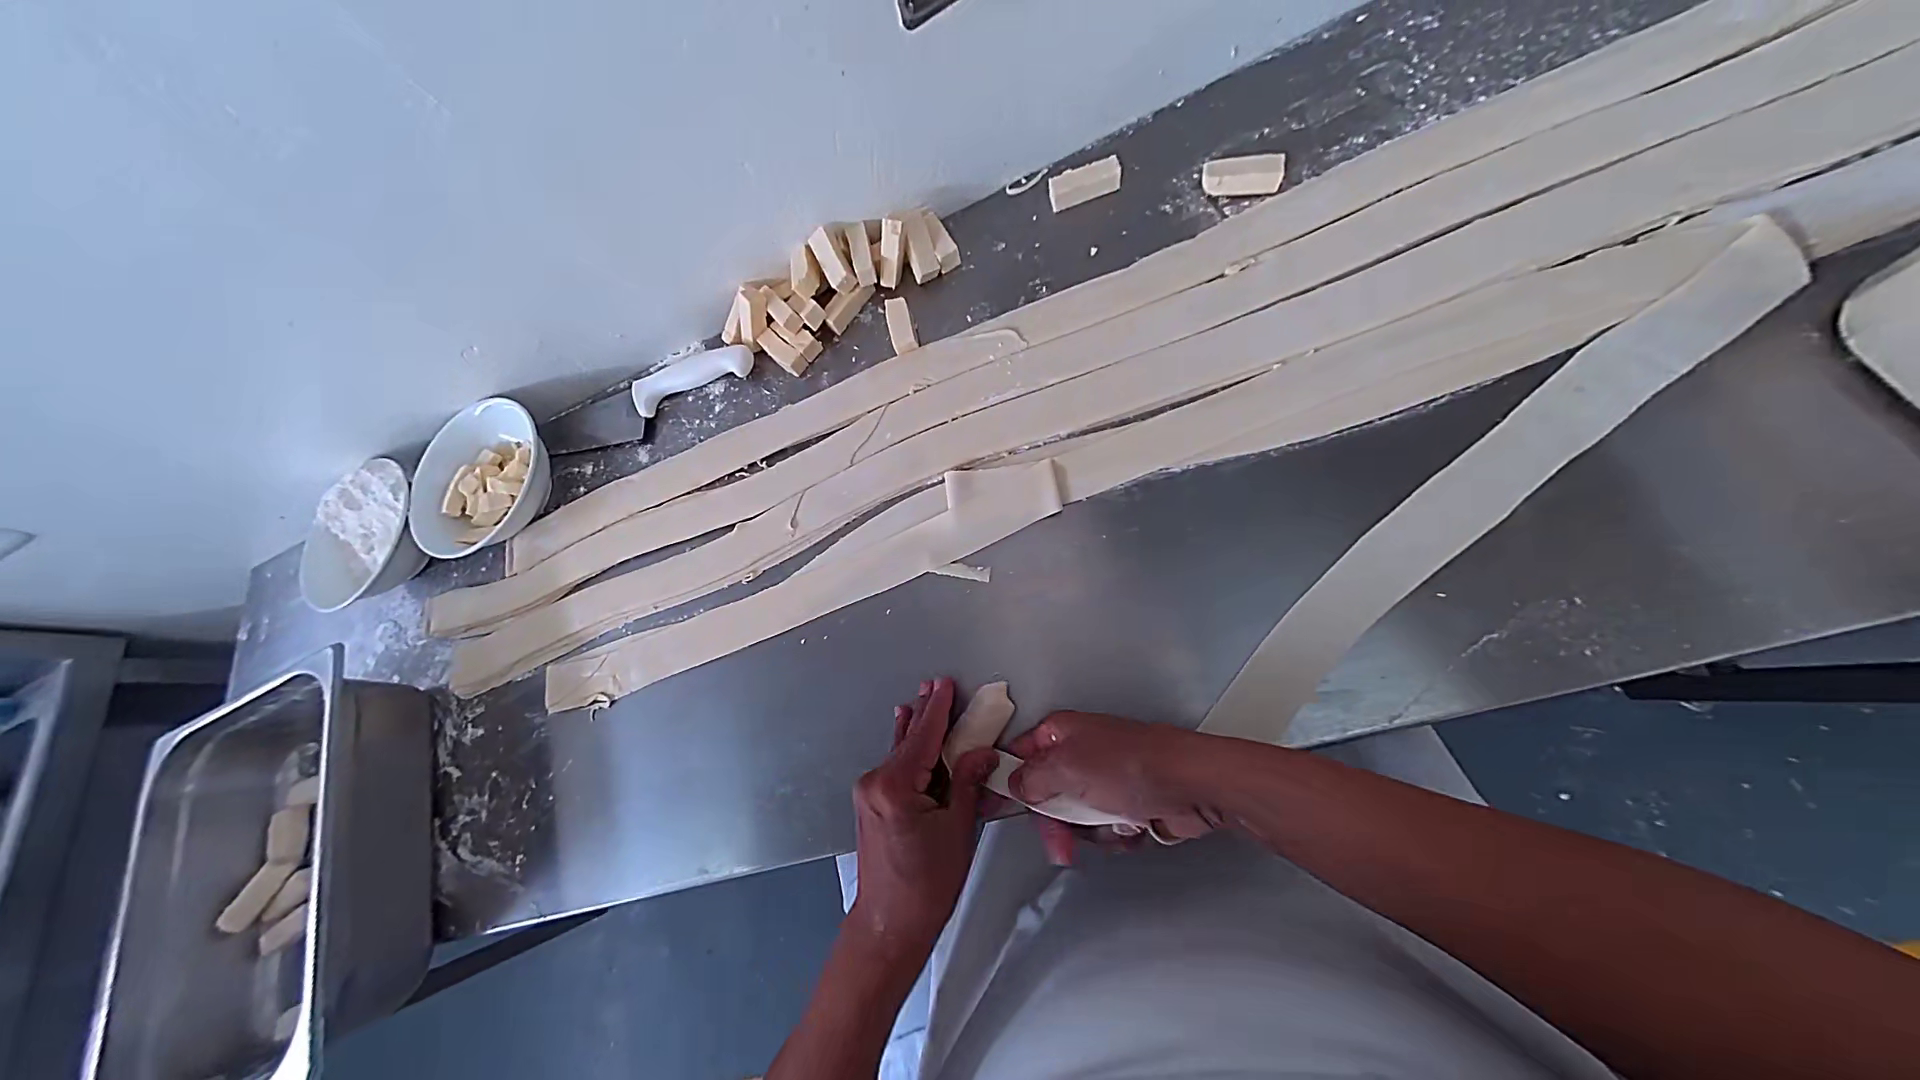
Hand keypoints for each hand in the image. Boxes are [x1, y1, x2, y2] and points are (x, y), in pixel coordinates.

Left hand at [848, 677, 998, 958]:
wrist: (889, 924)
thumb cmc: (926, 885)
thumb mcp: (957, 830)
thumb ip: (967, 783)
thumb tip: (983, 752)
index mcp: (895, 786)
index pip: (923, 736)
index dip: (939, 708)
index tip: (946, 684)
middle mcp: (875, 782)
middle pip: (908, 738)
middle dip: (926, 712)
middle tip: (938, 684)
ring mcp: (868, 792)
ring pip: (900, 751)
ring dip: (916, 729)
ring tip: (925, 700)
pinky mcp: (870, 802)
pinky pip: (894, 766)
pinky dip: (908, 750)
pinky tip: (907, 734)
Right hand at [1008, 712, 1224, 862]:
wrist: (1192, 785)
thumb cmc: (1127, 767)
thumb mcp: (1066, 768)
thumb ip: (1030, 778)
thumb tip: (1012, 784)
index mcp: (1060, 733)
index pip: (1018, 755)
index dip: (1005, 782)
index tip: (994, 809)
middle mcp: (1078, 752)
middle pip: (1045, 793)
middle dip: (1054, 822)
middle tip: (1061, 844)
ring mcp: (1103, 778)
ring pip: (1074, 816)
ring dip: (1089, 830)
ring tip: (1113, 826)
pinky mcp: (1127, 803)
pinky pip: (1102, 827)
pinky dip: (1114, 834)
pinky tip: (1131, 828)